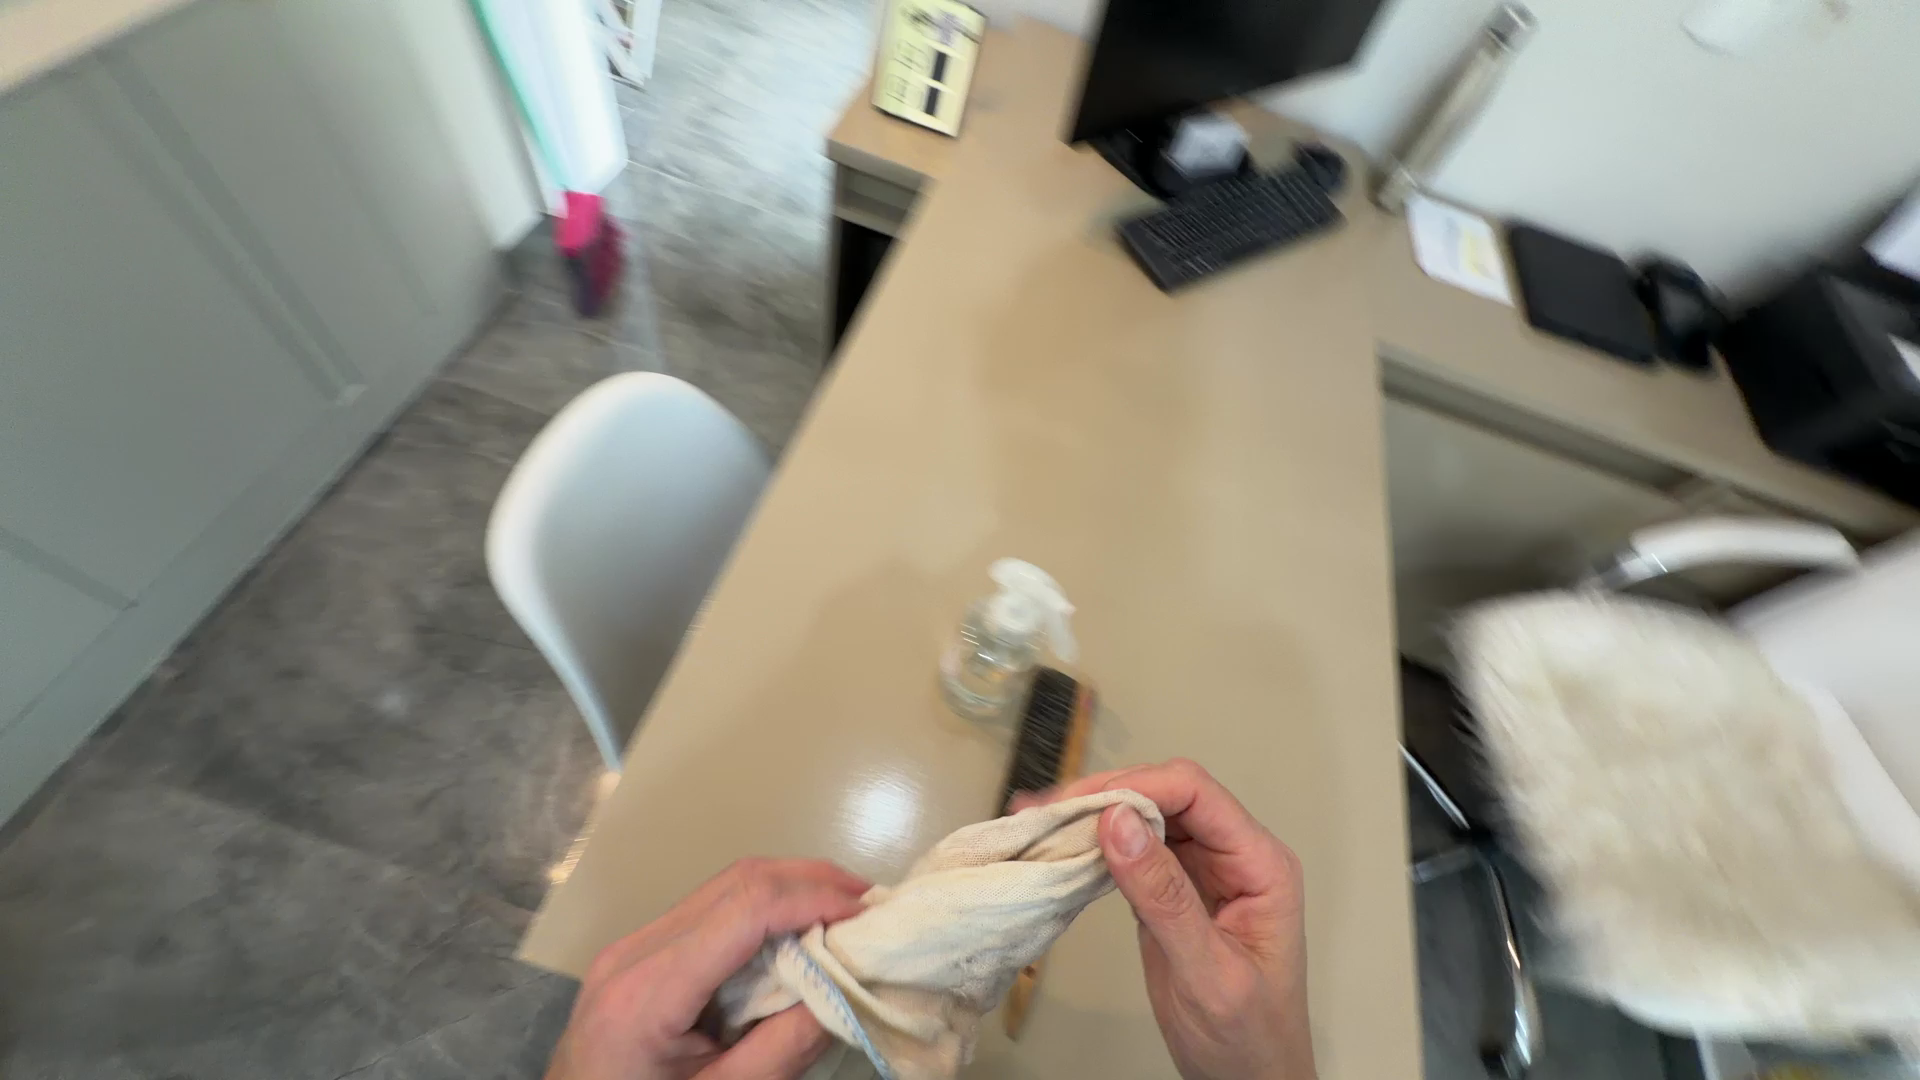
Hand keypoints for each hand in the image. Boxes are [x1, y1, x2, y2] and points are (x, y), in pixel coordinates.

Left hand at [545, 858, 868, 1079]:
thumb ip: (785, 1047)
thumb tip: (850, 986)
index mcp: (647, 992)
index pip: (745, 909)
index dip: (812, 898)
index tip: (866, 913)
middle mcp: (635, 950)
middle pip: (739, 880)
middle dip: (812, 880)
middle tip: (869, 900)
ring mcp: (634, 945)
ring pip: (729, 882)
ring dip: (792, 885)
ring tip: (844, 906)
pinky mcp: (641, 950)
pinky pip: (714, 905)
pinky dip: (766, 904)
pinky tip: (797, 925)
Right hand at [1026, 759, 1315, 1079]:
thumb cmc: (1248, 1042)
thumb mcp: (1208, 975)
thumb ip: (1165, 897)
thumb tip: (1118, 821)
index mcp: (1258, 863)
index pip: (1195, 793)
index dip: (1139, 786)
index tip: (1086, 806)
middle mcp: (1230, 853)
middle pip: (1164, 792)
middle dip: (1106, 794)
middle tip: (1052, 812)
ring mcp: (1198, 865)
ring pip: (1142, 812)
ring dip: (1092, 812)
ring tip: (1044, 818)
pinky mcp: (1168, 882)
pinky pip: (1130, 843)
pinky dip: (1092, 840)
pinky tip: (1060, 839)